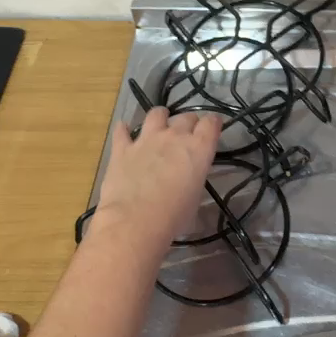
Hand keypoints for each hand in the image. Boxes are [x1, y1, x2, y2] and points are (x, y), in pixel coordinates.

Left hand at [87, 107, 221, 251]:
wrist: (134, 222)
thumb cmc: (173, 217)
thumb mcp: (195, 197)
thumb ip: (194, 178)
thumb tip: (188, 178)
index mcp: (198, 149)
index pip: (211, 123)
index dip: (213, 123)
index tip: (213, 127)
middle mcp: (174, 137)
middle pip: (186, 117)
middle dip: (189, 123)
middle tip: (187, 134)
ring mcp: (146, 139)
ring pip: (156, 114)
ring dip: (160, 117)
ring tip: (159, 125)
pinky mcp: (122, 148)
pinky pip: (121, 131)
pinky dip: (123, 130)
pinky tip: (124, 132)